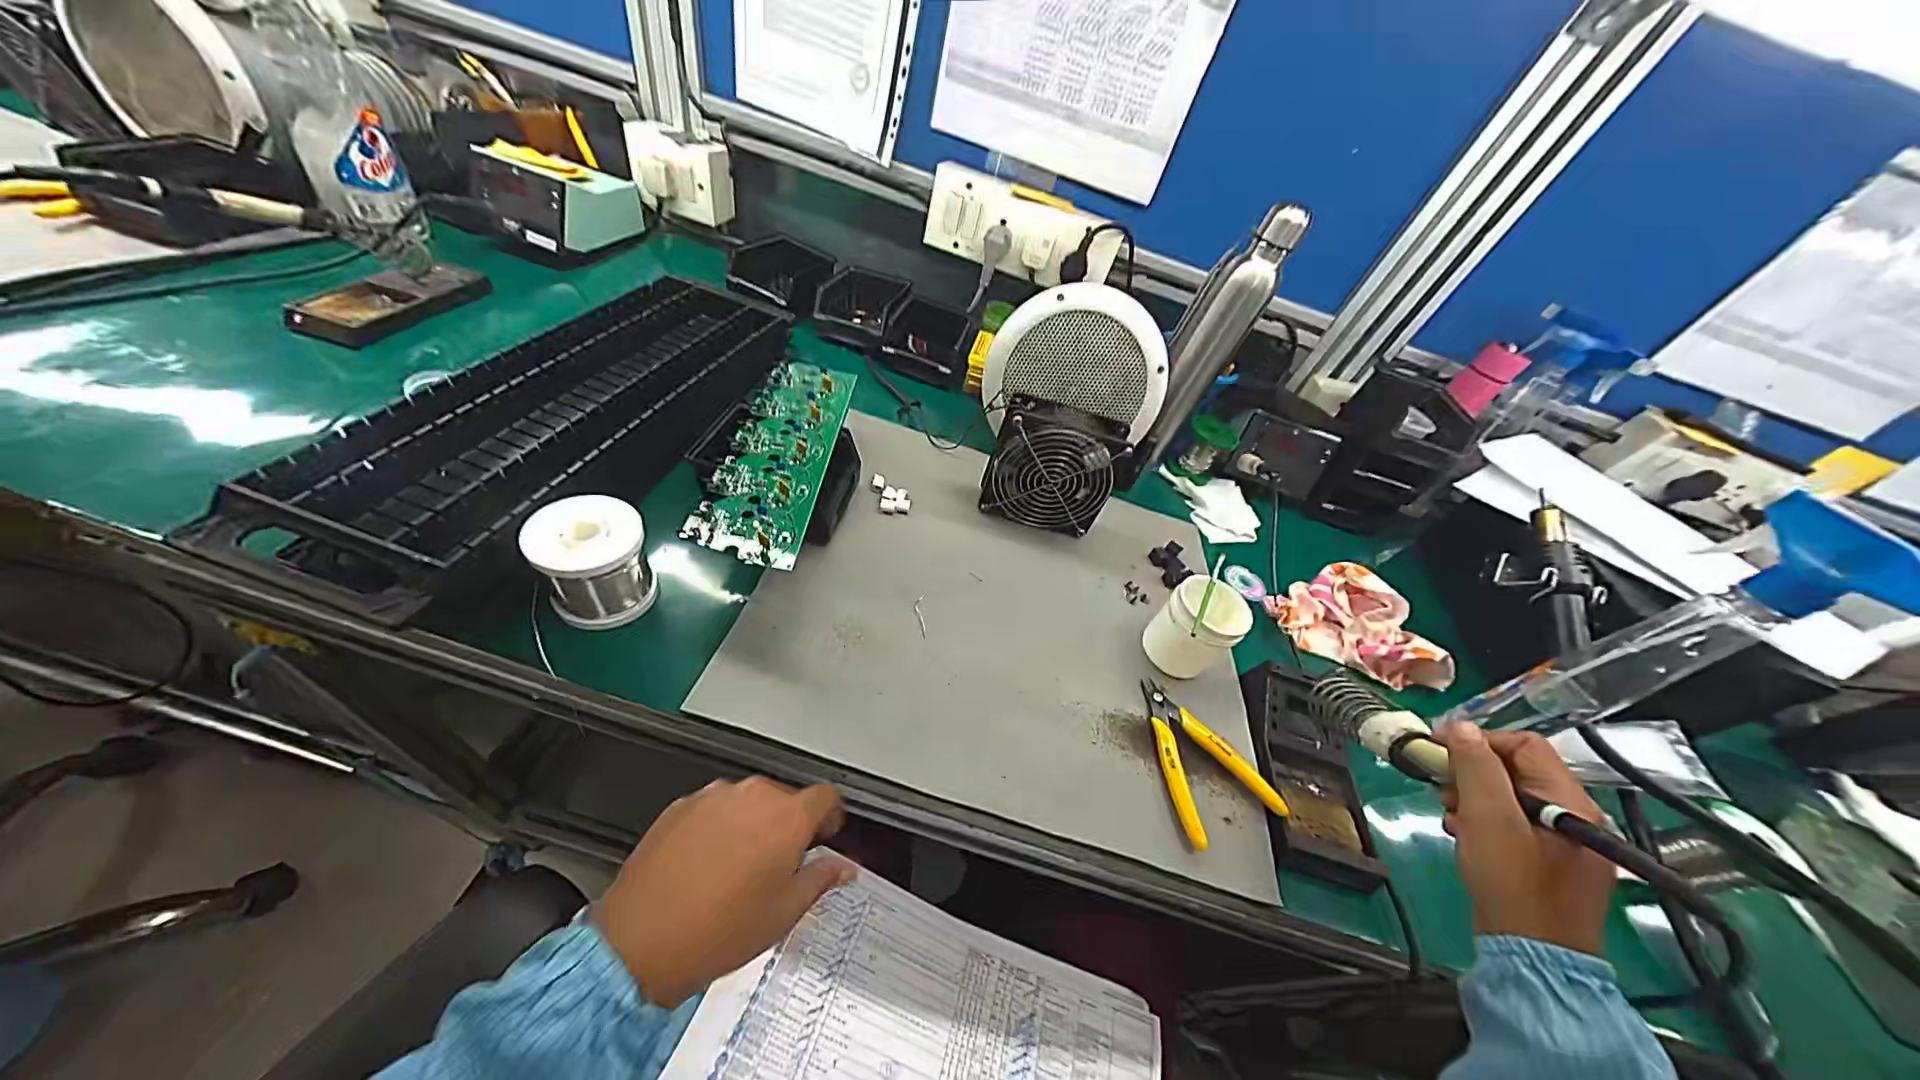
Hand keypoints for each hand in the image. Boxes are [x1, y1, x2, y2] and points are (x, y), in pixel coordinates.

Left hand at [593, 777, 856, 1005]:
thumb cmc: (712, 932)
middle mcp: (752, 797)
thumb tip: (840, 869)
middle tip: (779, 864)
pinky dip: (718, 828)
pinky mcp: (682, 805)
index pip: (826, 796)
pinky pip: (714, 808)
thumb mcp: (783, 913)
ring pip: (749, 802)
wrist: (638, 943)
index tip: (825, 834)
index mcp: (787, 818)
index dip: (831, 817)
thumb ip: (821, 879)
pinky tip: (708, 866)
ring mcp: (714, 798)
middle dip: (788, 825)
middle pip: (786, 798)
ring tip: (738, 870)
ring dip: (752, 824)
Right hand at [1435, 723, 1614, 955]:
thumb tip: (1461, 726)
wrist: (1530, 953)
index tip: (1440, 751)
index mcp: (1569, 800)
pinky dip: (1483, 821)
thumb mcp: (1487, 817)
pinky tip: (1465, 836)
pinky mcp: (1549, 861)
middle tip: (1444, 790)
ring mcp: (1564, 840)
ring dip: (1473, 798)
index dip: (1480, 740)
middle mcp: (1574, 815)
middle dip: (1472, 773)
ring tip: (1453, 816)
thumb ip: (1475, 767)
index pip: (1524, 744)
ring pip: (1509, 796)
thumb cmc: (1512, 880)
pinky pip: (1512, 822)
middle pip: (1515, 769)